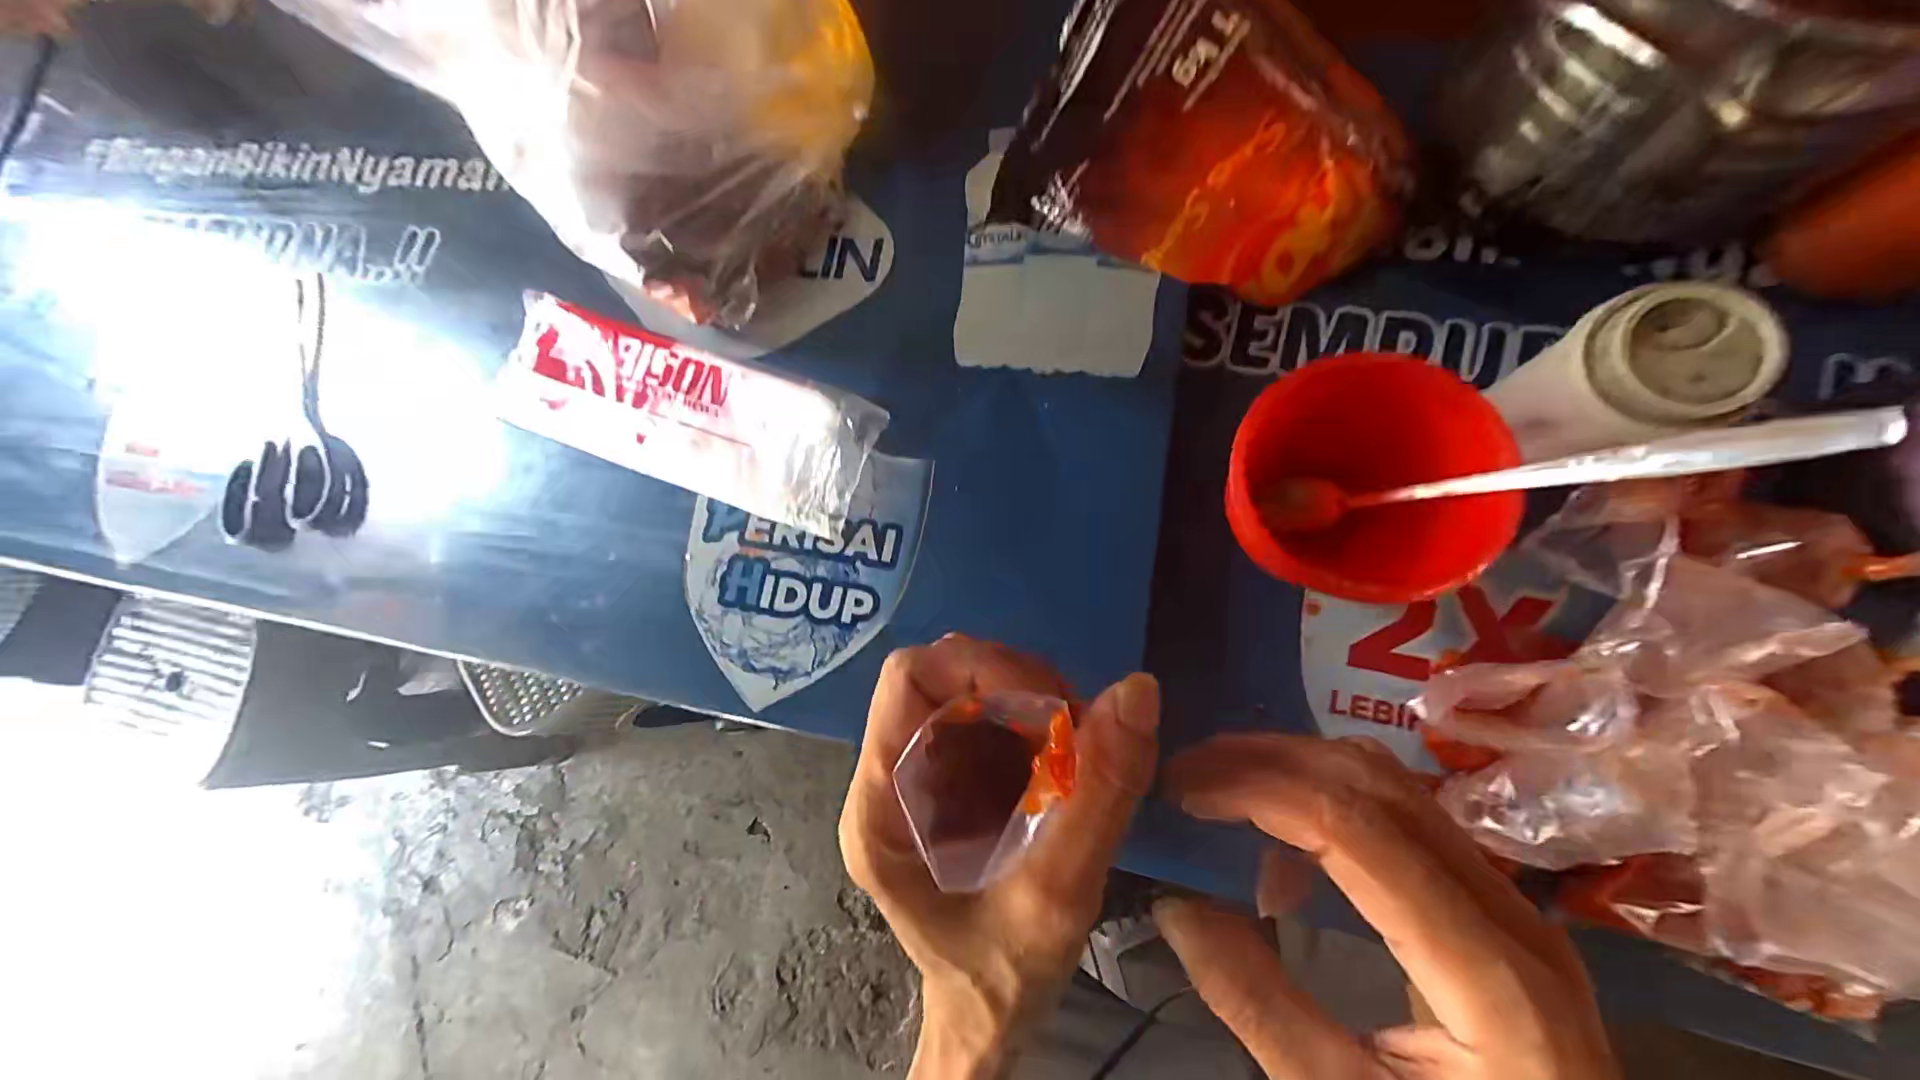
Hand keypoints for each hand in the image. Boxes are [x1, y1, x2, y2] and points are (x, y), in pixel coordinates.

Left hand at [840, 635, 1159, 1079]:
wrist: (990, 1020)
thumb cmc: (1004, 975)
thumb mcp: (1059, 895)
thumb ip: (1099, 793)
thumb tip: (1137, 689)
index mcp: (879, 804)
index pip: (909, 678)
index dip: (981, 667)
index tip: (1051, 701)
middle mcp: (888, 775)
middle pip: (943, 677)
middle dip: (1017, 687)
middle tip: (1079, 727)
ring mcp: (919, 773)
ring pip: (970, 690)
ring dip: (1032, 704)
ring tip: (1079, 748)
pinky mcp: (950, 776)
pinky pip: (990, 717)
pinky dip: (1036, 723)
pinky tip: (1066, 762)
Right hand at [1155, 735, 1618, 1079]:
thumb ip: (1256, 1003)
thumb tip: (1174, 902)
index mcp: (1490, 980)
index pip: (1357, 830)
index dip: (1260, 791)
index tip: (1185, 791)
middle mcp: (1510, 916)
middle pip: (1374, 785)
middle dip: (1267, 760)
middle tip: (1188, 769)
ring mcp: (1506, 902)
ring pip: (1388, 784)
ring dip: (1293, 767)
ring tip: (1219, 785)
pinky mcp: (1489, 901)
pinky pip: (1398, 811)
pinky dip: (1322, 797)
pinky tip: (1277, 839)